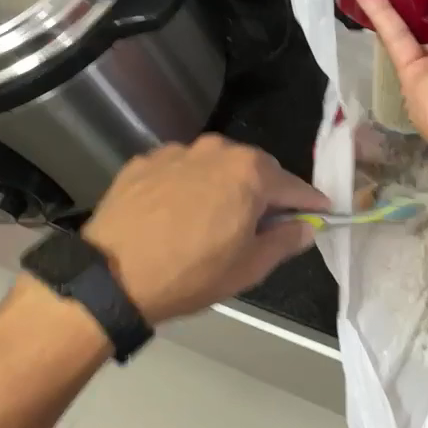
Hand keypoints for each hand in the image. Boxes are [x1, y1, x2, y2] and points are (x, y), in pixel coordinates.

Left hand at [79, 136, 326, 323]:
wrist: (108, 277)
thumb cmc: (189, 274)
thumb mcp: (248, 267)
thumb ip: (286, 241)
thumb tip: (306, 226)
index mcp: (252, 172)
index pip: (295, 186)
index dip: (310, 203)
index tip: (319, 214)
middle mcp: (219, 149)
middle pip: (256, 170)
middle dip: (264, 194)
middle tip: (259, 226)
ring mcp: (179, 151)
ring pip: (216, 166)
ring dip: (224, 186)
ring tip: (212, 220)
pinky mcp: (145, 161)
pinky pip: (180, 170)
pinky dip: (187, 186)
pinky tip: (175, 215)